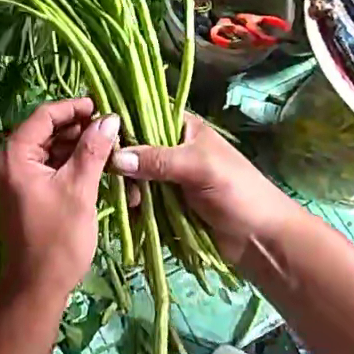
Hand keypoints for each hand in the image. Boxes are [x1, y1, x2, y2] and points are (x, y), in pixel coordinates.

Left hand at [0, 98, 119, 311]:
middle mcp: (6, 164)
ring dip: (74, 147)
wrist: (34, 290)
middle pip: (43, 132)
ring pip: (45, 151)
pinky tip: (92, 167)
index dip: (74, 108)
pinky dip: (66, 165)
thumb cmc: (57, 239)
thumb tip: (110, 118)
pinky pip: (43, 169)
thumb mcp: (79, 190)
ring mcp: (11, 181)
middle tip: (110, 129)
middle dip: (77, 128)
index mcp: (13, 157)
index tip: (103, 106)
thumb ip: (93, 150)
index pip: (43, 116)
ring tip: (107, 147)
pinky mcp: (19, 196)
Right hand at [111, 114, 306, 262]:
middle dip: (120, 161)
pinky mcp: (166, 202)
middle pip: (133, 146)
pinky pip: (140, 197)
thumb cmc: (238, 191)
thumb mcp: (199, 167)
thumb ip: (157, 160)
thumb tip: (114, 158)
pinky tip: (129, 212)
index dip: (119, 122)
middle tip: (110, 177)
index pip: (143, 113)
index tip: (93, 134)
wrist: (261, 239)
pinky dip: (133, 204)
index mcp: (182, 127)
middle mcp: (172, 147)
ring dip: (127, 186)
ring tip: (130, 201)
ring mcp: (168, 176)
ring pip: (133, 174)